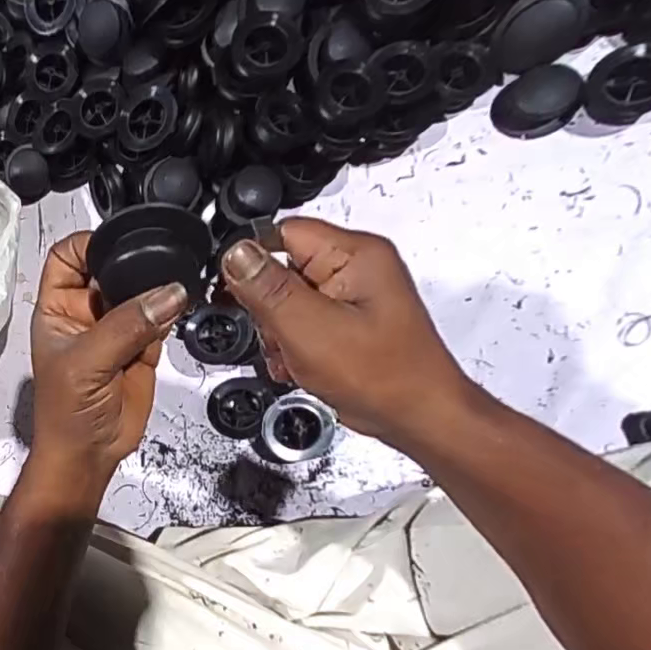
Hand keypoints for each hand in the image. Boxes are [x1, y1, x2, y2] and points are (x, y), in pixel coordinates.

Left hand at [28, 232, 188, 495]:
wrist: (90, 454)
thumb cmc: (65, 416)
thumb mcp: (86, 363)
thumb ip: (125, 326)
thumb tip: (164, 296)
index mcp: (57, 309)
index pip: (68, 257)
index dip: (88, 244)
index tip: (115, 245)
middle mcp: (87, 314)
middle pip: (110, 269)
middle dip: (131, 267)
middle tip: (152, 272)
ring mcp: (116, 329)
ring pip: (140, 293)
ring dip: (156, 292)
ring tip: (166, 299)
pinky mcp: (142, 348)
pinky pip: (160, 319)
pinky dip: (170, 314)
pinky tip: (172, 316)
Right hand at [218, 218, 478, 444]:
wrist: (414, 416)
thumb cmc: (384, 376)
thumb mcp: (308, 329)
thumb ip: (267, 289)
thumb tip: (236, 254)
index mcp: (353, 254)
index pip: (280, 233)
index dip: (251, 264)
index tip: (243, 296)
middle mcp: (356, 268)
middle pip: (281, 269)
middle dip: (268, 309)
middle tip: (281, 336)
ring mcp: (352, 296)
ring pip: (287, 301)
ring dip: (278, 333)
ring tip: (297, 355)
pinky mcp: (346, 322)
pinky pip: (301, 323)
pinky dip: (292, 346)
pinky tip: (302, 364)